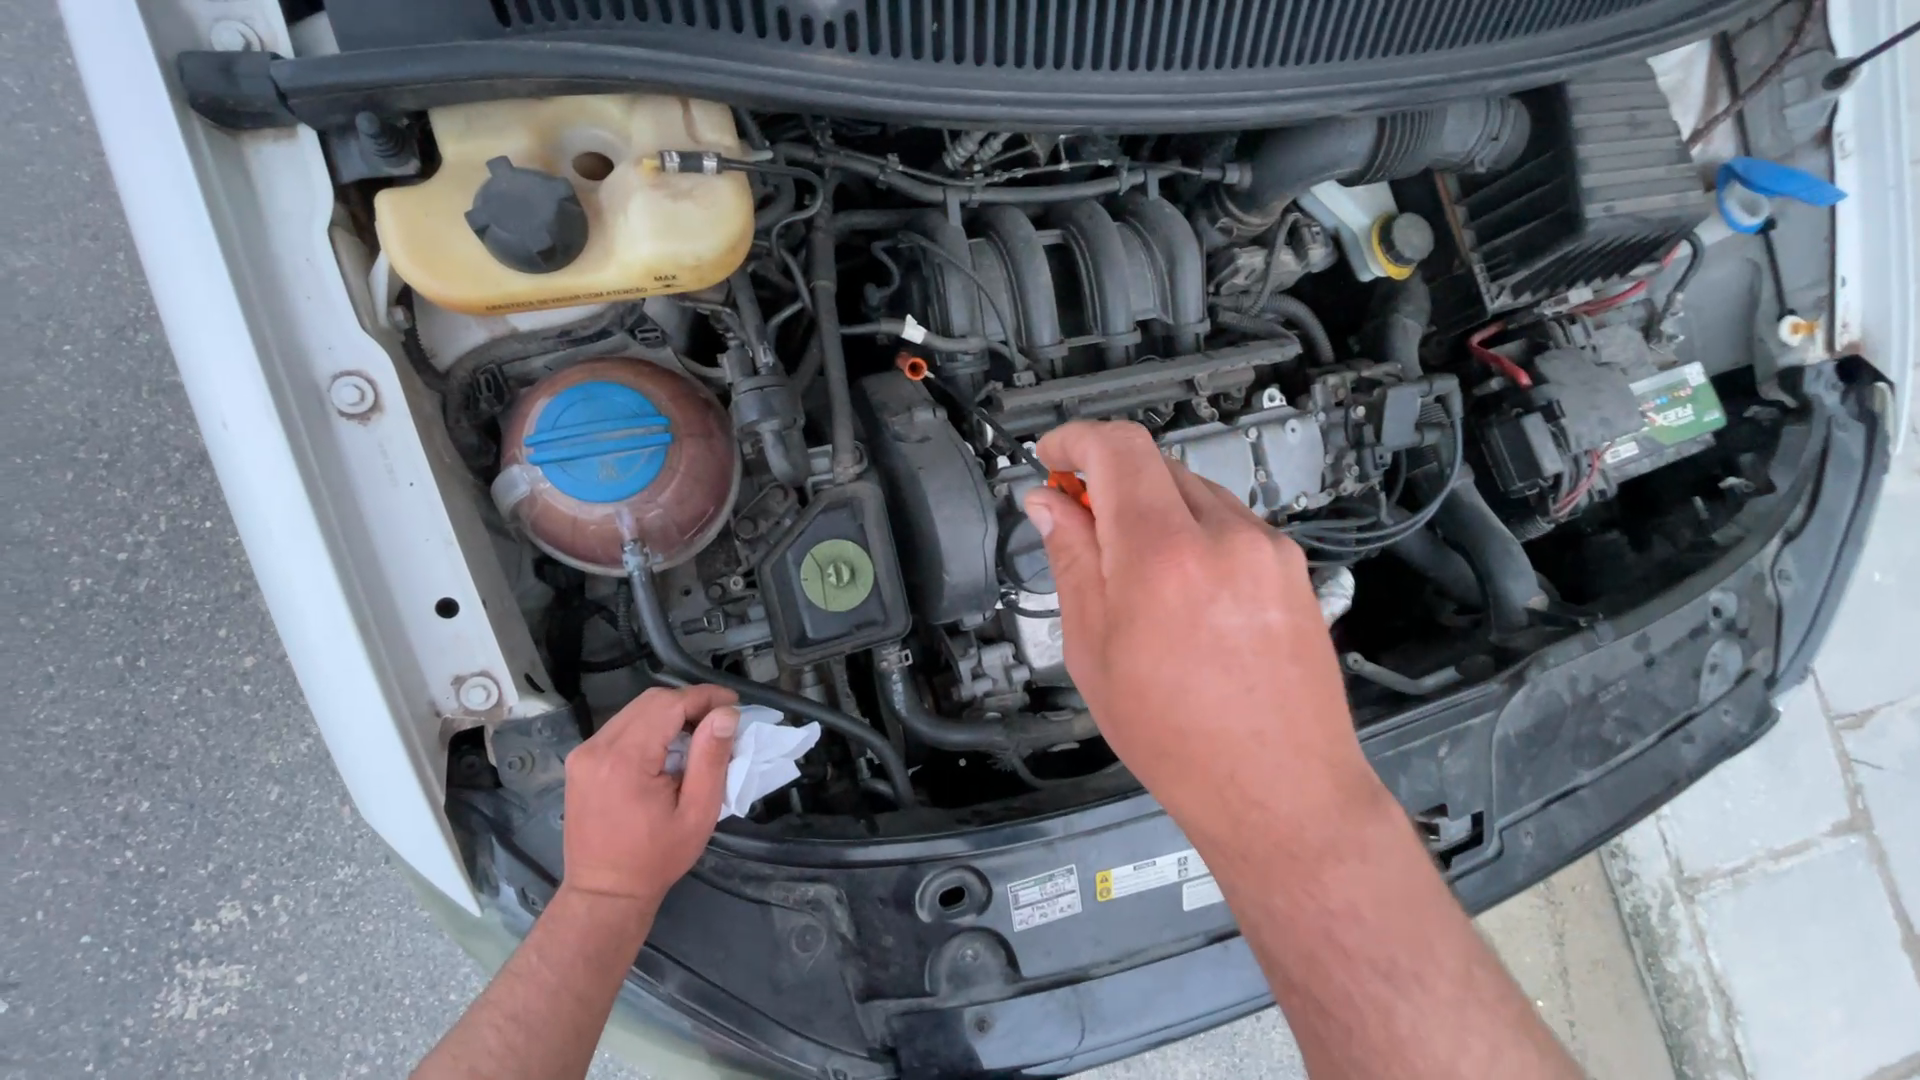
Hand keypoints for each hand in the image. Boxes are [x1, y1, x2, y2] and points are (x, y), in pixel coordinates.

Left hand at [559, 685, 738, 913]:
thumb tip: (726, 714)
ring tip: (699, 733)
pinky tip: (669, 748)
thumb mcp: (698, 812)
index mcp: (625, 760)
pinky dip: (650, 727)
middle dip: (690, 702)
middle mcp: (597, 748)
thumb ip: (711, 758)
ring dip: (670, 713)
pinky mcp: (579, 762)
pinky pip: (621, 727)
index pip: (669, 704)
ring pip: (635, 710)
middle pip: (651, 701)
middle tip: (721, 719)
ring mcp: (583, 754)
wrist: (604, 893)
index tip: (735, 704)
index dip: (705, 697)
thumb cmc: (657, 858)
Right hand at [1020, 420, 1373, 846]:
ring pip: (1192, 491)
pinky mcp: (1290, 567)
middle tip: (1077, 518)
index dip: (1074, 440)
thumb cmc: (1181, 738)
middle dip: (1106, 480)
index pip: (1116, 448)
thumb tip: (1049, 506)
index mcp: (1162, 555)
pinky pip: (1228, 523)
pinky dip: (1191, 533)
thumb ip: (1070, 560)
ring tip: (1130, 569)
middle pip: (1153, 463)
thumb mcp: (1093, 649)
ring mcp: (1266, 549)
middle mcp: (1223, 537)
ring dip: (1150, 508)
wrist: (1280, 790)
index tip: (1053, 455)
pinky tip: (1179, 589)